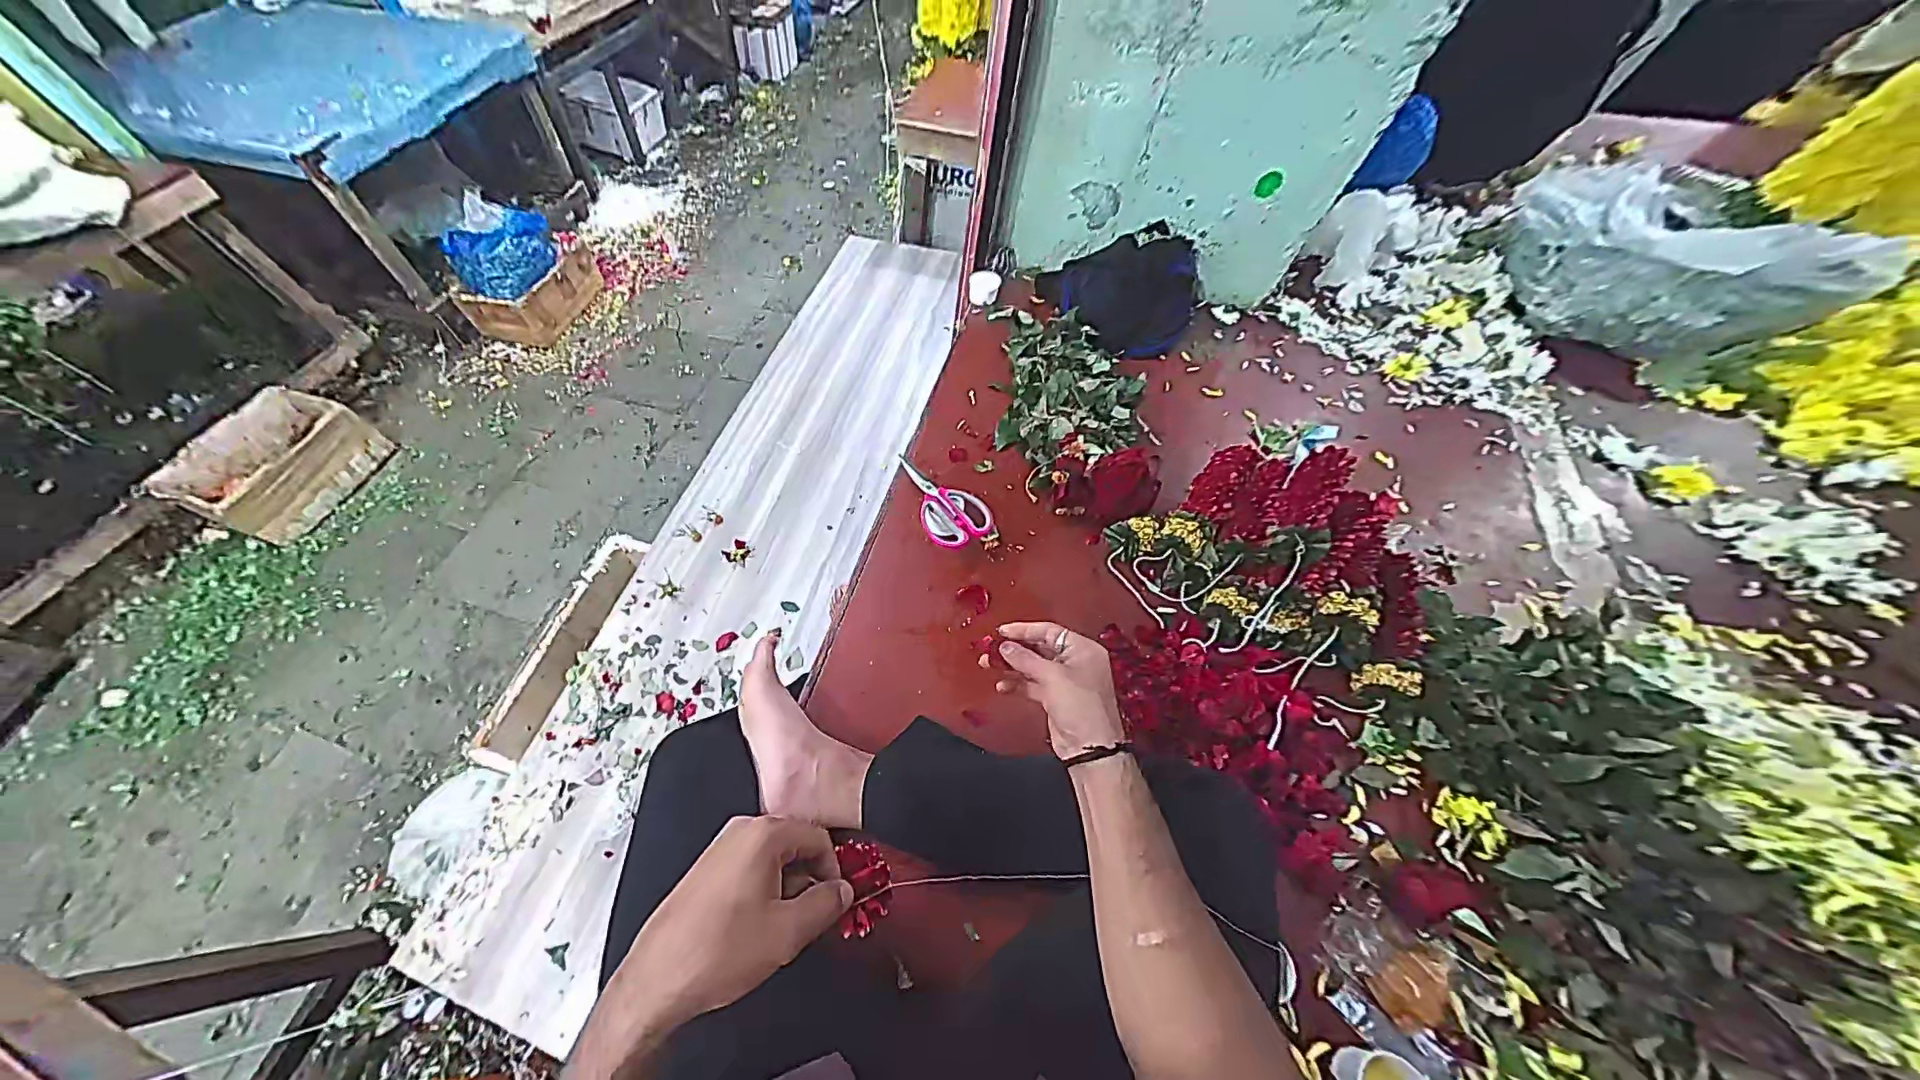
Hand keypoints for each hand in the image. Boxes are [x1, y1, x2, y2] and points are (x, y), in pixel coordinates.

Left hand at [615, 816, 852, 1027]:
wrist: (656, 980)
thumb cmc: (715, 952)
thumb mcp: (789, 931)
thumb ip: (827, 903)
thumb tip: (842, 892)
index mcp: (764, 834)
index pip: (820, 837)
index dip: (834, 870)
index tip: (835, 898)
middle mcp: (740, 831)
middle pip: (796, 844)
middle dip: (809, 879)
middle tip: (811, 916)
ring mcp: (720, 849)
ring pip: (773, 859)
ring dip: (786, 888)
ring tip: (780, 928)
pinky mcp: (707, 870)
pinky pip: (749, 868)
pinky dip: (762, 891)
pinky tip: (755, 927)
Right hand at [995, 621, 1126, 759]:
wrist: (1089, 748)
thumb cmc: (1081, 708)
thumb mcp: (1052, 677)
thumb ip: (1026, 659)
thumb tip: (1005, 647)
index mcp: (1082, 649)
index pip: (1050, 631)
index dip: (1024, 630)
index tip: (1002, 631)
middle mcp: (1075, 662)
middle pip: (1040, 648)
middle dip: (1015, 649)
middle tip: (991, 648)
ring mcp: (1065, 681)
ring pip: (1033, 666)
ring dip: (1011, 666)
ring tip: (988, 664)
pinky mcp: (1056, 698)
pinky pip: (1032, 684)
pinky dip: (1017, 683)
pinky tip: (1002, 685)